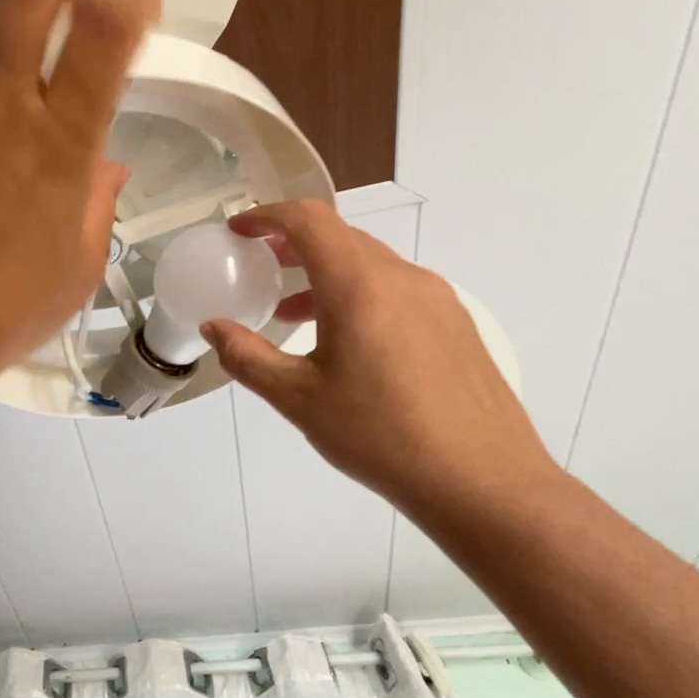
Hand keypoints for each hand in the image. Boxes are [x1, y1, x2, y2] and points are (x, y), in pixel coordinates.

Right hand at [201, 201, 552, 502]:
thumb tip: (215, 328)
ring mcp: (437, 300)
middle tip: (257, 268)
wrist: (483, 482)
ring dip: (324, 273)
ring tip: (291, 311)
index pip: (309, 221)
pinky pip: (395, 289)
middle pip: (341, 238)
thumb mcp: (298, 398)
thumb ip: (247, 356)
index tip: (238, 231)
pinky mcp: (455, 325)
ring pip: (370, 264)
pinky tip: (344, 341)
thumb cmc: (381, 435)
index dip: (267, 216)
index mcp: (360, 286)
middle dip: (292, 245)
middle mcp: (403, 279)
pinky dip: (357, 293)